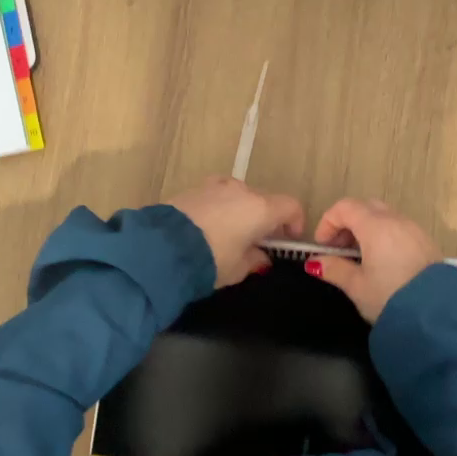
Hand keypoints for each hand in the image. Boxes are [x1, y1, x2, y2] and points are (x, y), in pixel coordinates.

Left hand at [168, 177, 305, 287]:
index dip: (295, 223)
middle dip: (264, 219)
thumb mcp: (238, 269)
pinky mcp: (192, 189)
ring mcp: (214, 186)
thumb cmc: (210, 261)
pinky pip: (215, 197)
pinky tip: (208, 229)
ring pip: (237, 196)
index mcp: (259, 208)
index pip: (290, 207)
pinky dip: (219, 209)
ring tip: (229, 235)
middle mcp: (240, 190)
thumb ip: (256, 260)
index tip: (288, 240)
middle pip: (263, 200)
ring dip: (239, 212)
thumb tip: (261, 256)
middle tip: (257, 242)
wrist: (161, 248)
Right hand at [308, 198, 441, 321]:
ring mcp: (414, 230)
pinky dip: (384, 236)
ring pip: (384, 217)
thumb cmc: (390, 297)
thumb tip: (315, 262)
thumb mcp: (357, 286)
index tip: (322, 247)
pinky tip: (382, 263)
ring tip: (360, 259)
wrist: (437, 315)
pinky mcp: (426, 242)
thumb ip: (334, 269)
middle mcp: (396, 220)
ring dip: (366, 230)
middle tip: (340, 250)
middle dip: (347, 224)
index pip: (344, 207)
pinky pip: (399, 229)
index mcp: (375, 226)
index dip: (328, 222)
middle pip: (365, 208)